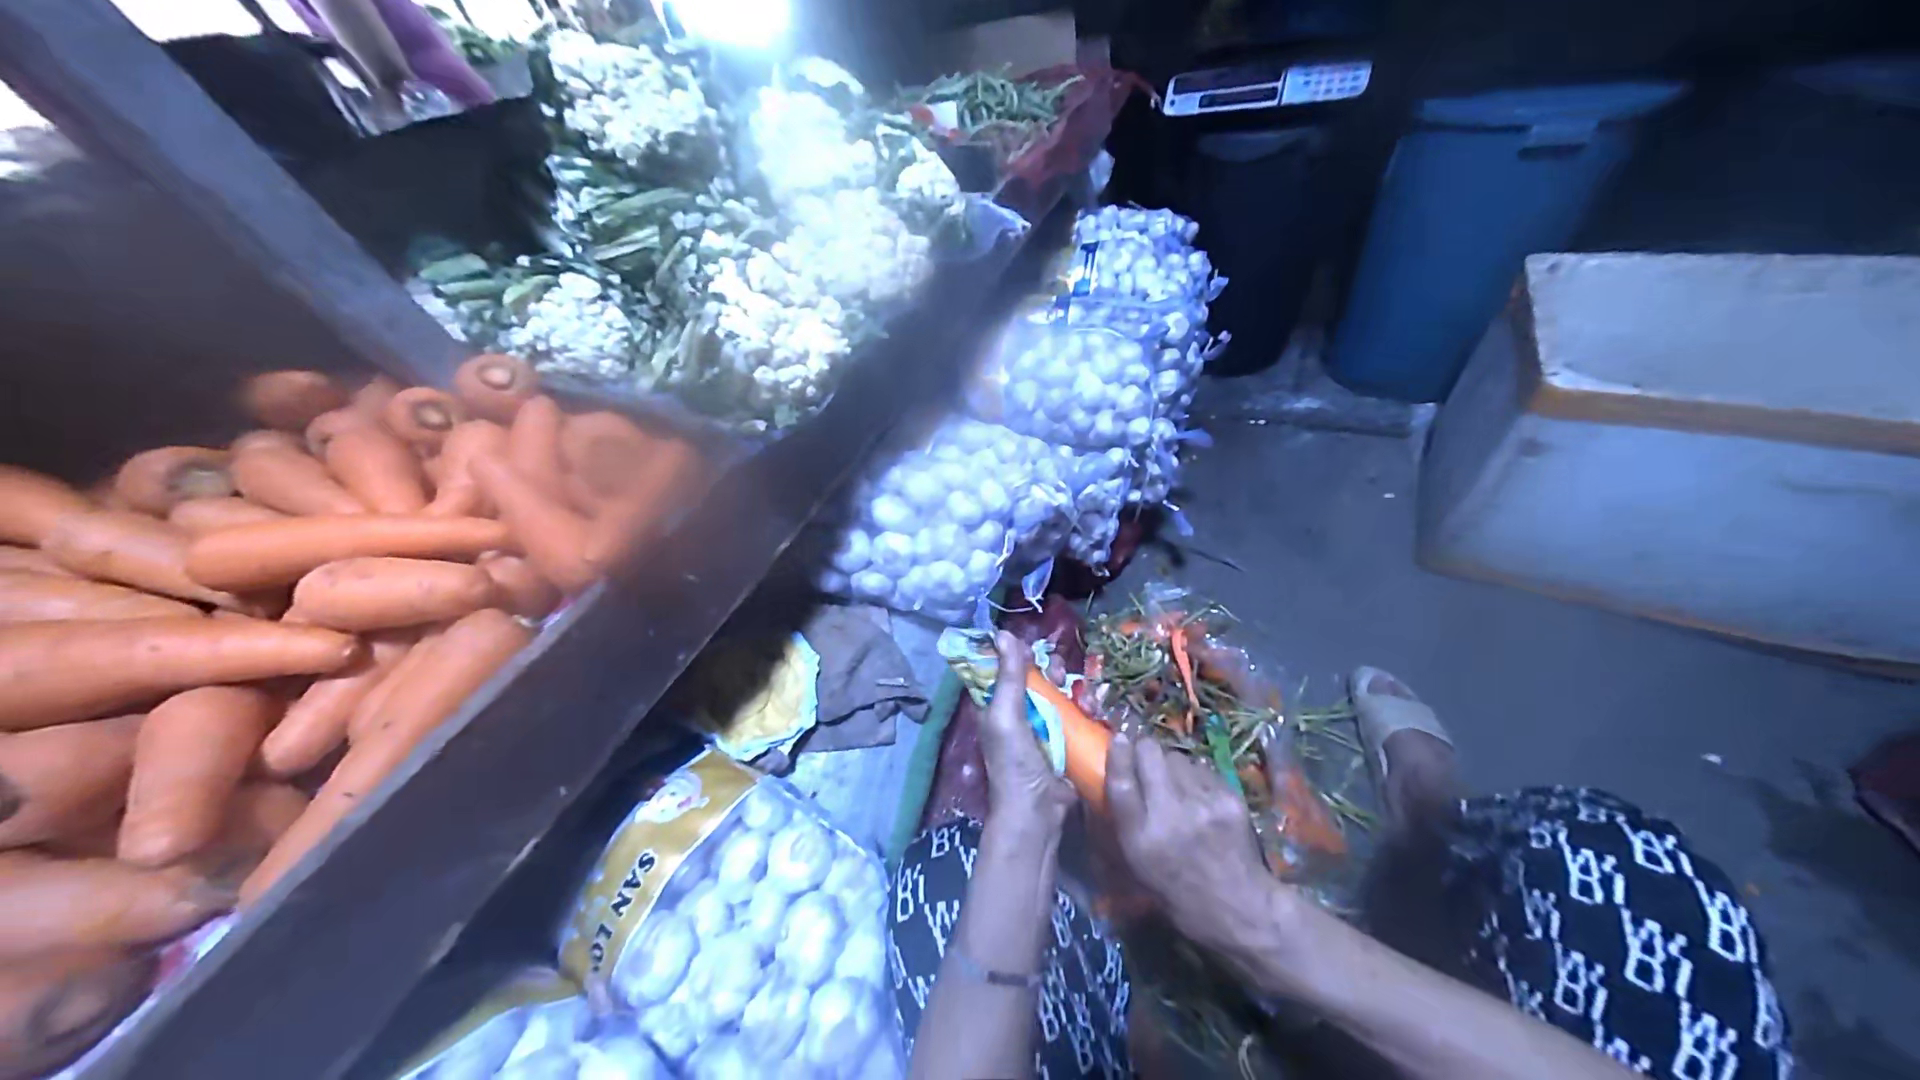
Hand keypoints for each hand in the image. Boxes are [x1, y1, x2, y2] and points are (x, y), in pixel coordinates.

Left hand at [979, 632, 1073, 831]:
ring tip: (1077, 689)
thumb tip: (1002, 634)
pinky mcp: (1063, 739)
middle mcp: (1016, 713)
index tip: (1032, 647)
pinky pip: (1073, 712)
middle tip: (1057, 669)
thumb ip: (1008, 676)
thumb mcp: (1006, 715)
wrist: (1039, 810)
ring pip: (1056, 693)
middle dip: (1047, 669)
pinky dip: (1082, 706)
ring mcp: (1041, 726)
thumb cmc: (1014, 761)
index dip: (1017, 655)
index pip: (1004, 669)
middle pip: (1033, 678)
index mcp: (995, 706)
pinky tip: (1091, 706)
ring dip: (1068, 686)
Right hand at [1106, 732, 1296, 975]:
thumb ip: (1123, 820)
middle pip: (1150, 754)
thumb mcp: (1137, 865)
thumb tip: (1114, 776)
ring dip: (1170, 763)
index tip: (1118, 740)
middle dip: (1144, 749)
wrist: (1241, 909)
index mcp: (1140, 838)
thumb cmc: (1179, 893)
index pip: (1121, 781)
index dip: (1118, 755)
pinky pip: (1202, 769)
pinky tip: (1198, 794)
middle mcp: (1169, 816)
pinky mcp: (1229, 798)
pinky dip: (1195, 775)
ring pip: (1177, 757)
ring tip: (1175, 781)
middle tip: (1146, 757)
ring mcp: (1202, 804)